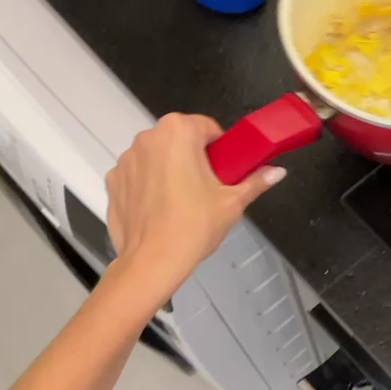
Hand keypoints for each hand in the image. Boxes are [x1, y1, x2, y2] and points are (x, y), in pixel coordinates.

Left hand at [104, 113, 284, 302]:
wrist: (152, 262)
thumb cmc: (195, 226)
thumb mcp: (233, 202)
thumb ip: (256, 181)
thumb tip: (279, 172)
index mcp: (179, 131)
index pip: (207, 127)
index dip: (220, 149)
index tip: (224, 173)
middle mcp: (148, 137)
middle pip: (180, 140)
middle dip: (193, 158)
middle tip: (207, 190)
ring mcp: (126, 159)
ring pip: (157, 157)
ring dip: (170, 170)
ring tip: (182, 204)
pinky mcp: (112, 181)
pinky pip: (138, 176)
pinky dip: (148, 187)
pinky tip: (159, 211)